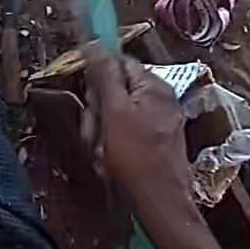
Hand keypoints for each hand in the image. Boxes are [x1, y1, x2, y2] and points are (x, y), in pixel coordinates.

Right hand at [86, 52, 195, 232]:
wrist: (160, 206)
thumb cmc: (136, 157)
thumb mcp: (114, 111)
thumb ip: (104, 74)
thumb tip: (95, 42)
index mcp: (153, 85)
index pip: (117, 63)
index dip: (98, 78)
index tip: (88, 98)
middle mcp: (158, 98)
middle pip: (113, 91)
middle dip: (97, 113)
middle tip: (97, 134)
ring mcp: (157, 122)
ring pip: (113, 117)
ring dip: (101, 135)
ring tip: (104, 155)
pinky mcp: (152, 144)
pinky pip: (122, 136)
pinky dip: (111, 149)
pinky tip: (111, 165)